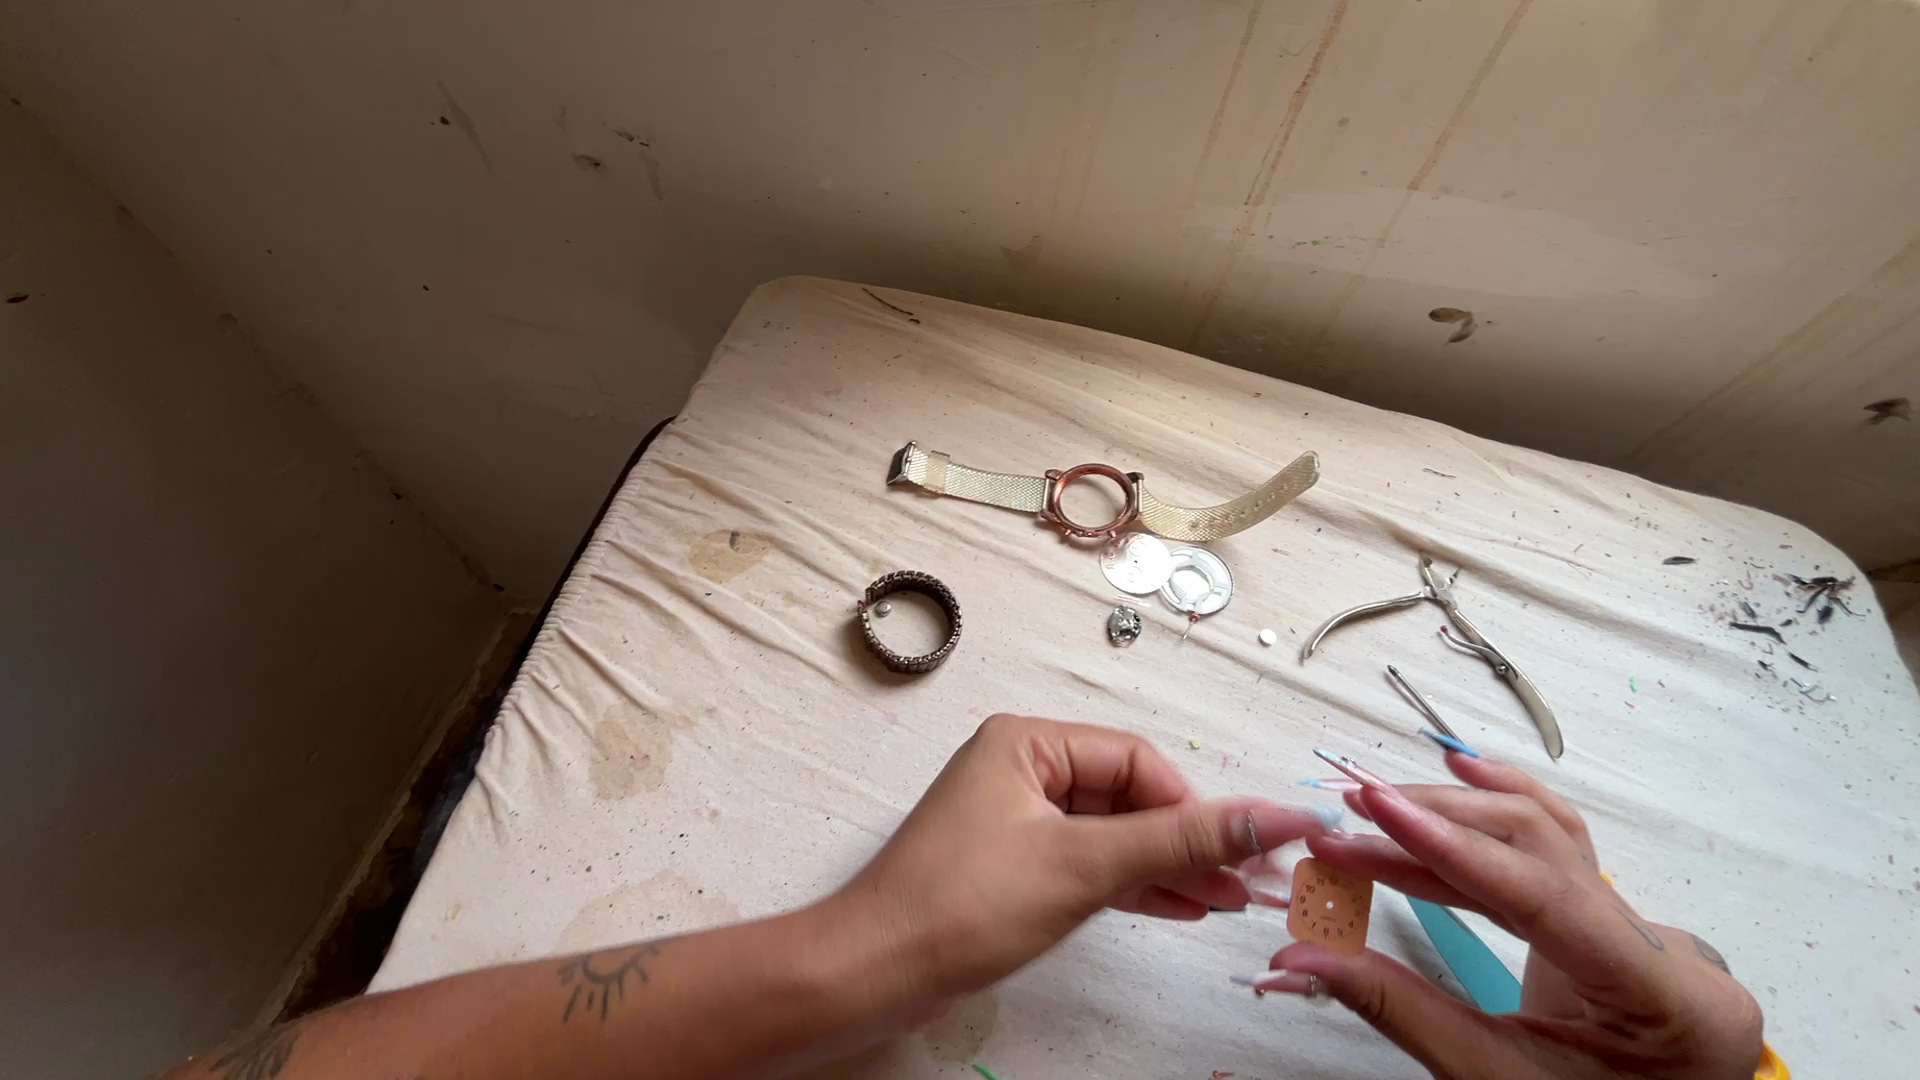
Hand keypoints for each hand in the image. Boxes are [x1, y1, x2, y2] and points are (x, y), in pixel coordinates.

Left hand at [829, 714, 1326, 1002]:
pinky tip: (1179, 905)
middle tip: (1249, 880)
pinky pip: (1087, 861)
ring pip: (1110, 832)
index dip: (1189, 803)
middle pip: (1125, 794)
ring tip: (1228, 900)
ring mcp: (1016, 817)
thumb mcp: (1081, 865)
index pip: (1133, 759)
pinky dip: (1130, 883)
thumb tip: (1267, 814)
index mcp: (1026, 743)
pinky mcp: (1014, 861)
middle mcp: (1021, 769)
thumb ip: (1177, 839)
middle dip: (1185, 839)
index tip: (1239, 849)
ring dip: (1166, 865)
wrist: (878, 970)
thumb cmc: (962, 904)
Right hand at [1270, 751, 1764, 1078]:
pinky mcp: (1609, 924)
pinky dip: (1490, 820)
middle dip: (1434, 820)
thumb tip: (1294, 957)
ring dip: (1445, 818)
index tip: (1374, 804)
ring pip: (1538, 837)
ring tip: (1370, 806)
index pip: (1545, 895)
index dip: (1449, 844)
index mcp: (1668, 998)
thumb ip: (1395, 1006)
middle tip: (1352, 810)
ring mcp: (1643, 930)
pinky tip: (1459, 772)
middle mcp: (1665, 946)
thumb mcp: (1490, 1079)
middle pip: (1539, 843)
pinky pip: (1548, 855)